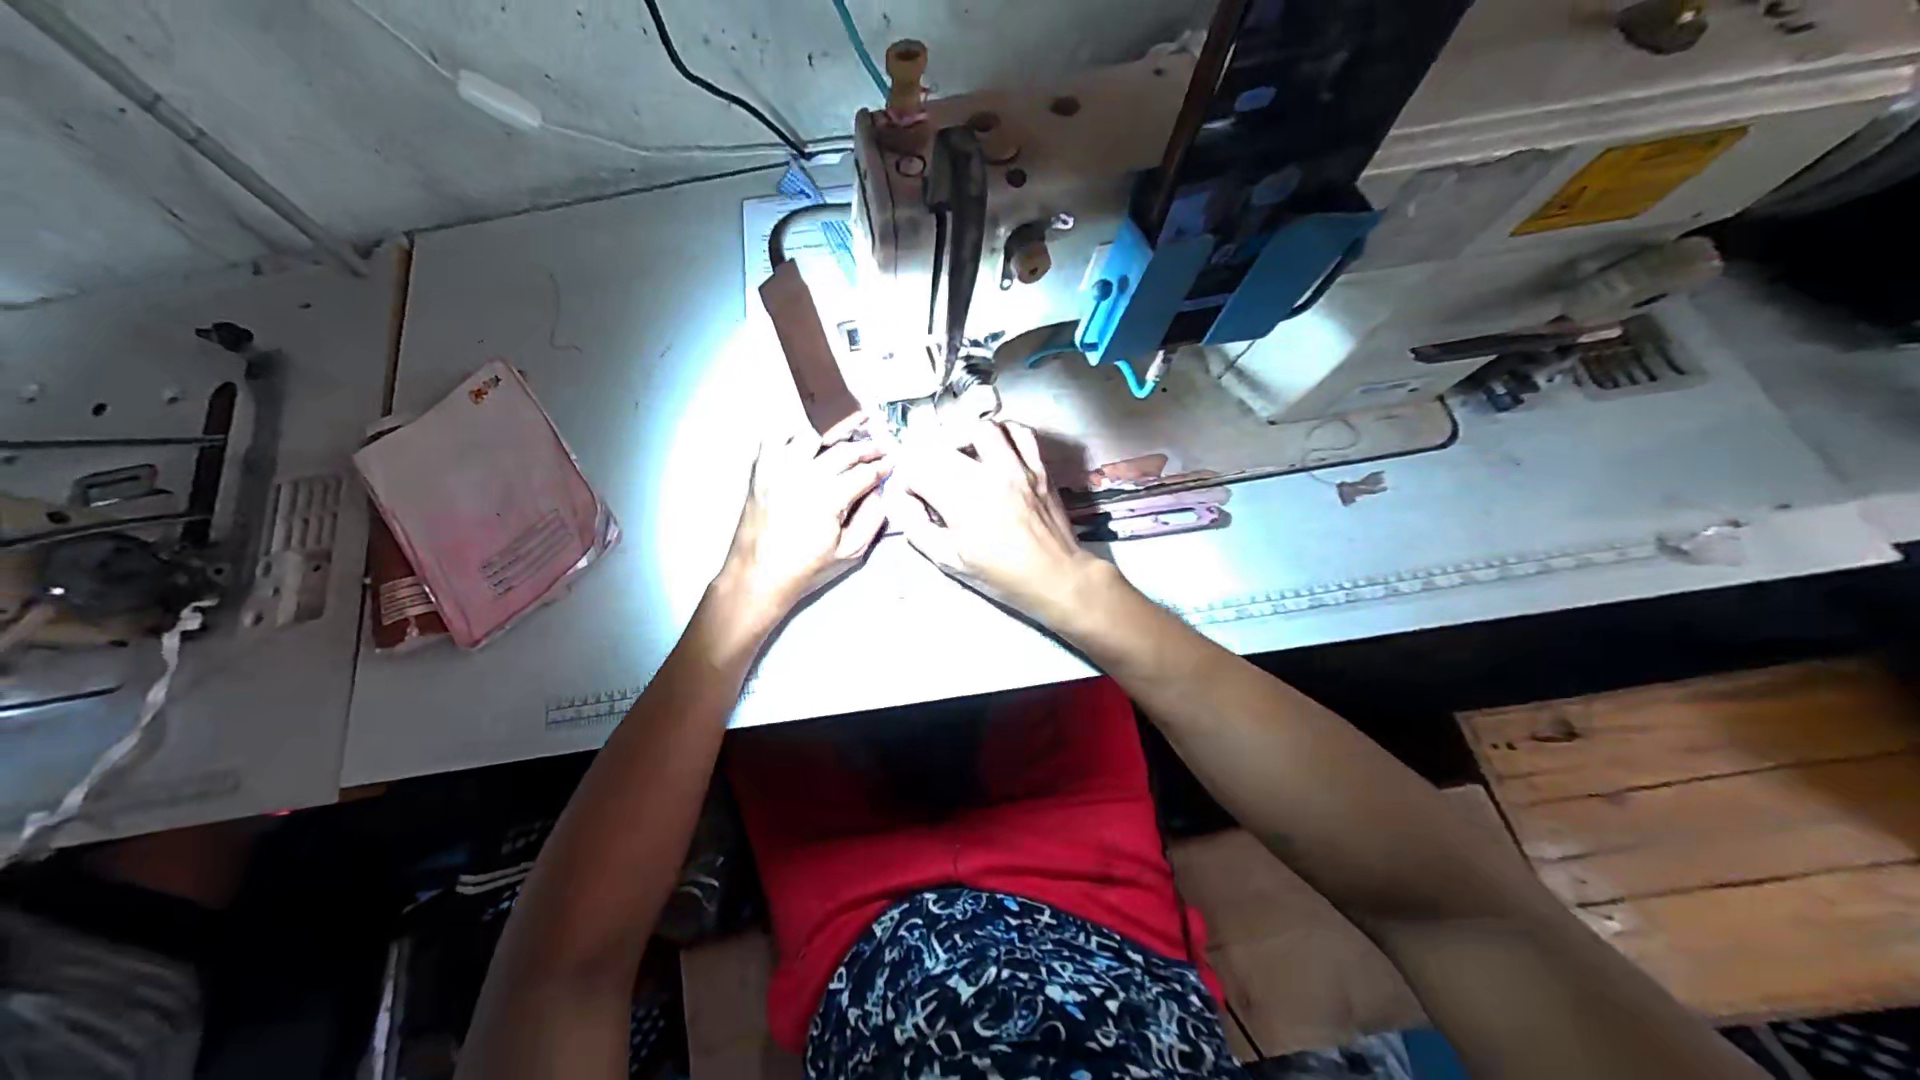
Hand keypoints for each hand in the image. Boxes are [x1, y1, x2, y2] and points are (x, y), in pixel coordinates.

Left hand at [714, 414, 889, 633]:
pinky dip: (792, 432)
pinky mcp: (760, 471)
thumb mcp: (850, 553)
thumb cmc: (804, 569)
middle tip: (879, 447)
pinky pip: (775, 437)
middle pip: (843, 450)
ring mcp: (778, 471)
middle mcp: (802, 478)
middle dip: (867, 446)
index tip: (892, 462)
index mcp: (827, 500)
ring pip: (811, 434)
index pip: (864, 472)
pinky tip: (807, 439)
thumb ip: (872, 518)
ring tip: (847, 434)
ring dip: (833, 432)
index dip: (883, 465)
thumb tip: (878, 490)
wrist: (758, 576)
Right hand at [886, 419, 1105, 619]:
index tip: (912, 497)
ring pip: (983, 428)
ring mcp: (1018, 467)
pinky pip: (1021, 433)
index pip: (917, 470)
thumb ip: (918, 529)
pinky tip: (997, 447)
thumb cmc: (1002, 575)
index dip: (906, 482)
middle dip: (927, 459)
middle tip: (929, 476)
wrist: (1056, 577)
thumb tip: (902, 503)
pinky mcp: (1039, 467)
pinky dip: (1004, 433)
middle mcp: (989, 474)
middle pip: (944, 445)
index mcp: (962, 500)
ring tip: (961, 454)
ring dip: (965, 437)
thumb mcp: (950, 561)